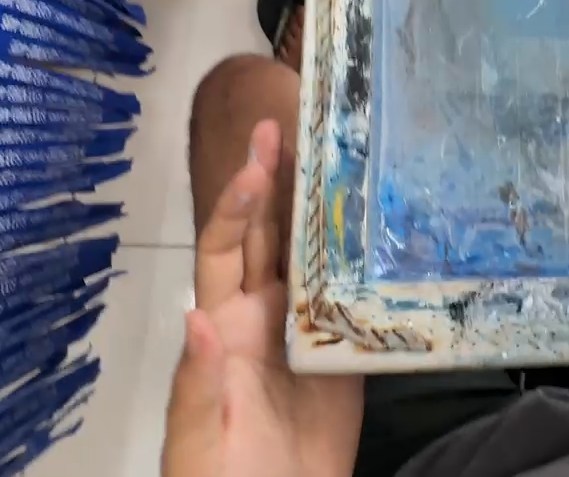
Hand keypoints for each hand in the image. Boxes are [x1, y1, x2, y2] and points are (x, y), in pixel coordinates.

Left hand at [162, 119, 362, 476]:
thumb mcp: (196, 447)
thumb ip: (195, 387)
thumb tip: (194, 315)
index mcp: (223, 326)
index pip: (224, 251)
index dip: (236, 207)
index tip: (254, 165)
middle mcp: (262, 311)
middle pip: (266, 233)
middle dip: (271, 178)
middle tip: (283, 125)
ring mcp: (304, 322)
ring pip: (307, 249)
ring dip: (315, 202)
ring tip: (332, 153)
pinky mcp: (343, 341)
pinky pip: (348, 285)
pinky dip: (357, 249)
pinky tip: (374, 217)